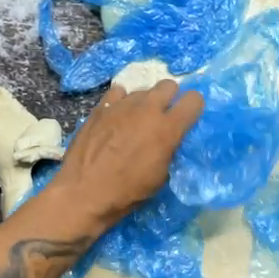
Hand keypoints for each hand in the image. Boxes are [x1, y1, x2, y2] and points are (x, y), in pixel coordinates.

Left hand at [44, 80, 202, 232]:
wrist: (84, 192)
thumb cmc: (127, 192)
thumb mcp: (161, 176)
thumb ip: (170, 149)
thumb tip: (170, 139)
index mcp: (167, 128)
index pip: (194, 99)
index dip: (192, 108)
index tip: (187, 118)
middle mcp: (148, 109)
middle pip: (169, 85)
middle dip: (169, 98)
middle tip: (162, 117)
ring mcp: (123, 104)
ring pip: (143, 90)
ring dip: (144, 103)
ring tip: (135, 121)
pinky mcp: (101, 106)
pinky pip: (118, 93)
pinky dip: (121, 102)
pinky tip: (116, 117)